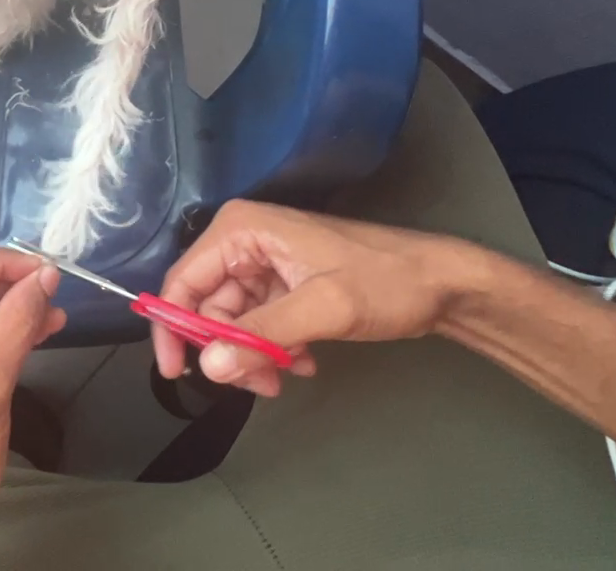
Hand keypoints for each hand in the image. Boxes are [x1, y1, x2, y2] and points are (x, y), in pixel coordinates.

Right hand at [153, 200, 483, 396]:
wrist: (442, 283)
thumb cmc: (383, 282)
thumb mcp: (322, 307)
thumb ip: (261, 335)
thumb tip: (208, 368)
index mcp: (240, 230)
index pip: (184, 279)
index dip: (173, 326)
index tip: (174, 373)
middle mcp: (243, 242)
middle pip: (207, 305)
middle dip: (229, 349)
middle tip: (261, 384)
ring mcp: (263, 264)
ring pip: (232, 321)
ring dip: (254, 354)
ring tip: (288, 376)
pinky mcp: (282, 284)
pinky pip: (257, 323)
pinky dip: (274, 348)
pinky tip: (305, 362)